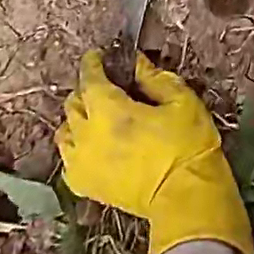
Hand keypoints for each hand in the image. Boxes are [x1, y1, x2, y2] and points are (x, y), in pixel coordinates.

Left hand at [58, 50, 253, 253]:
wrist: (186, 197)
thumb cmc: (187, 144)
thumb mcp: (181, 100)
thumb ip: (155, 78)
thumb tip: (137, 63)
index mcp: (109, 110)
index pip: (90, 79)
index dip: (92, 63)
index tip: (98, 55)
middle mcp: (87, 135)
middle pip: (73, 103)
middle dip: (87, 90)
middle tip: (106, 86)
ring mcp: (82, 163)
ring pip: (65, 131)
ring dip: (78, 119)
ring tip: (97, 117)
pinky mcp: (85, 186)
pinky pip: (69, 159)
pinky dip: (77, 147)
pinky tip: (94, 145)